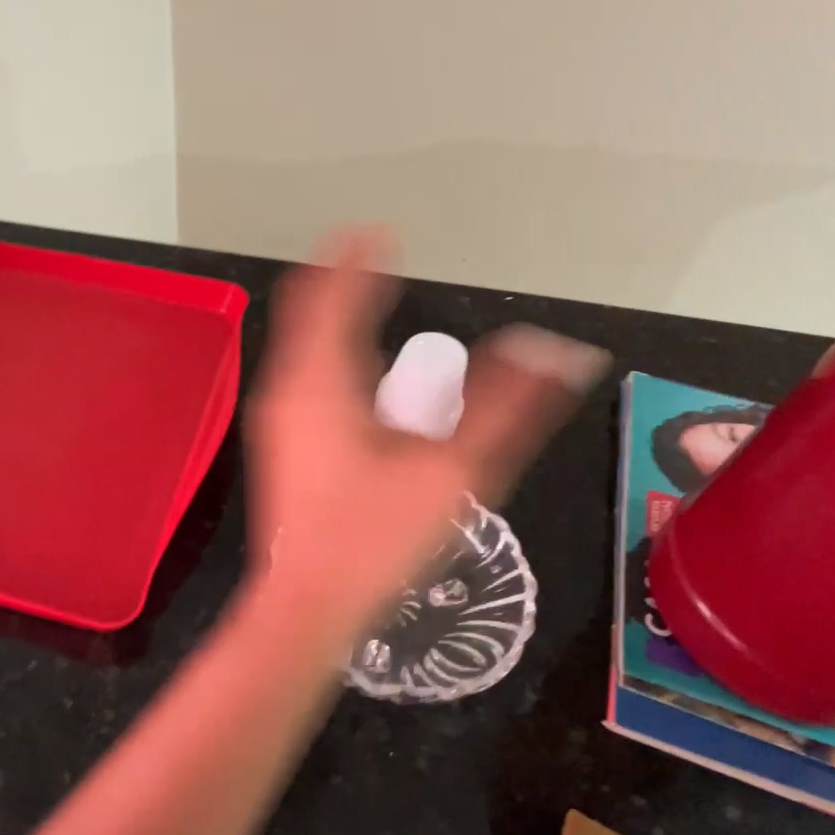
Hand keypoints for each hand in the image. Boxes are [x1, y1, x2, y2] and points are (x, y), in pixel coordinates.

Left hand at [244, 230, 608, 636]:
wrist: (306, 602)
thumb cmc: (374, 538)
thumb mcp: (453, 472)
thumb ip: (506, 406)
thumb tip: (559, 350)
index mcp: (322, 382)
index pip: (334, 297)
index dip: (356, 260)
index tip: (377, 231)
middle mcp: (287, 389)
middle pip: (307, 312)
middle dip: (339, 278)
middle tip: (369, 253)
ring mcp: (275, 417)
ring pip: (298, 343)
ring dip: (328, 312)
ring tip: (362, 293)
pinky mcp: (278, 442)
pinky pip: (297, 372)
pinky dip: (322, 347)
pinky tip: (349, 364)